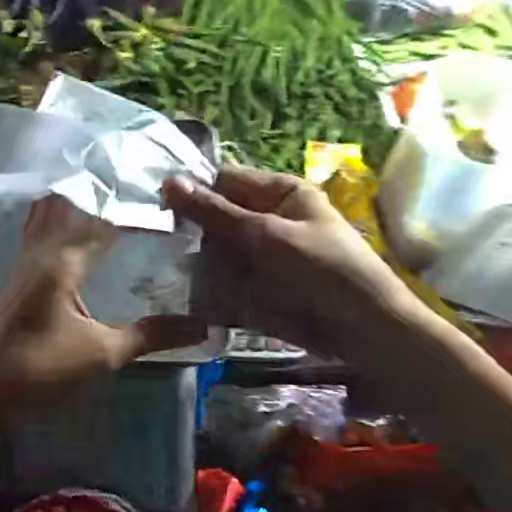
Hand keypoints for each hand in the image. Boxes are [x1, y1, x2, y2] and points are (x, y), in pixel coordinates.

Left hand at [0, 196, 206, 400]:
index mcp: (61, 260)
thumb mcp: (102, 352)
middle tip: (145, 192)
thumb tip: (203, 326)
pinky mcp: (19, 277)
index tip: (169, 201)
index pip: (104, 217)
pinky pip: (43, 231)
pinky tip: (84, 235)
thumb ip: (152, 335)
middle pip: (72, 202)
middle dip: (106, 194)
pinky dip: (64, 221)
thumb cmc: (41, 369)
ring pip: (52, 214)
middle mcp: (40, 250)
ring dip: (81, 203)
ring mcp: (25, 261)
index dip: (136, 205)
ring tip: (118, 202)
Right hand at [162, 167, 414, 360]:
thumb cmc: (323, 269)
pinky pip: (221, 284)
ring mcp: (261, 259)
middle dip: (188, 230)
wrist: (363, 330)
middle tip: (149, 237)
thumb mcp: (268, 235)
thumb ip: (217, 213)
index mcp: (279, 194)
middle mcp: (268, 222)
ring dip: (191, 261)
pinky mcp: (256, 290)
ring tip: (155, 265)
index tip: (155, 201)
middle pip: (216, 219)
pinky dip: (204, 288)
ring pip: (214, 254)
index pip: (226, 181)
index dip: (193, 189)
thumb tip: (170, 182)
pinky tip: (175, 291)